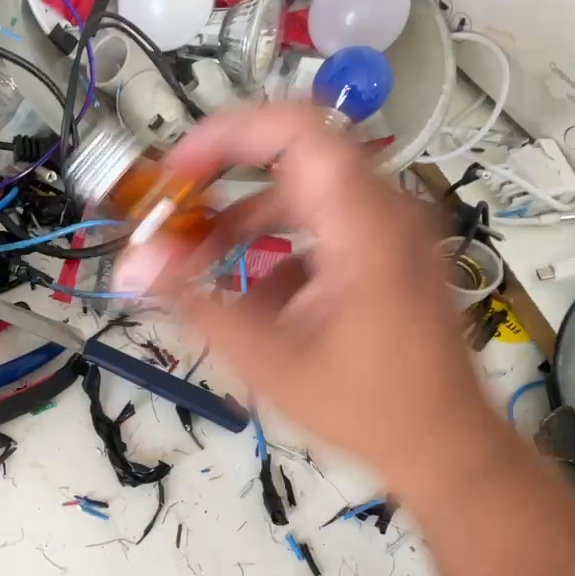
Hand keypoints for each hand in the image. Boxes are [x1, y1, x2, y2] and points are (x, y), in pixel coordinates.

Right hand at [120, 102, 511, 491]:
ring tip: (194, 265)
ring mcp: (388, 231)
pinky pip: (319, 228)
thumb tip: (130, 265)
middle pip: (290, 159)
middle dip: (219, 185)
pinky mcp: (384, 254)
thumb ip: (194, 302)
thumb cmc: (362, 405)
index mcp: (361, 223)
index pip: (295, 131)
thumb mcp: (265, 357)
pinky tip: (248, 301)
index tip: (172, 174)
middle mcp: (382, 210)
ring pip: (300, 196)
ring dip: (240, 222)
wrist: (444, 444)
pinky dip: (273, 249)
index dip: (225, 135)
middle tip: (170, 218)